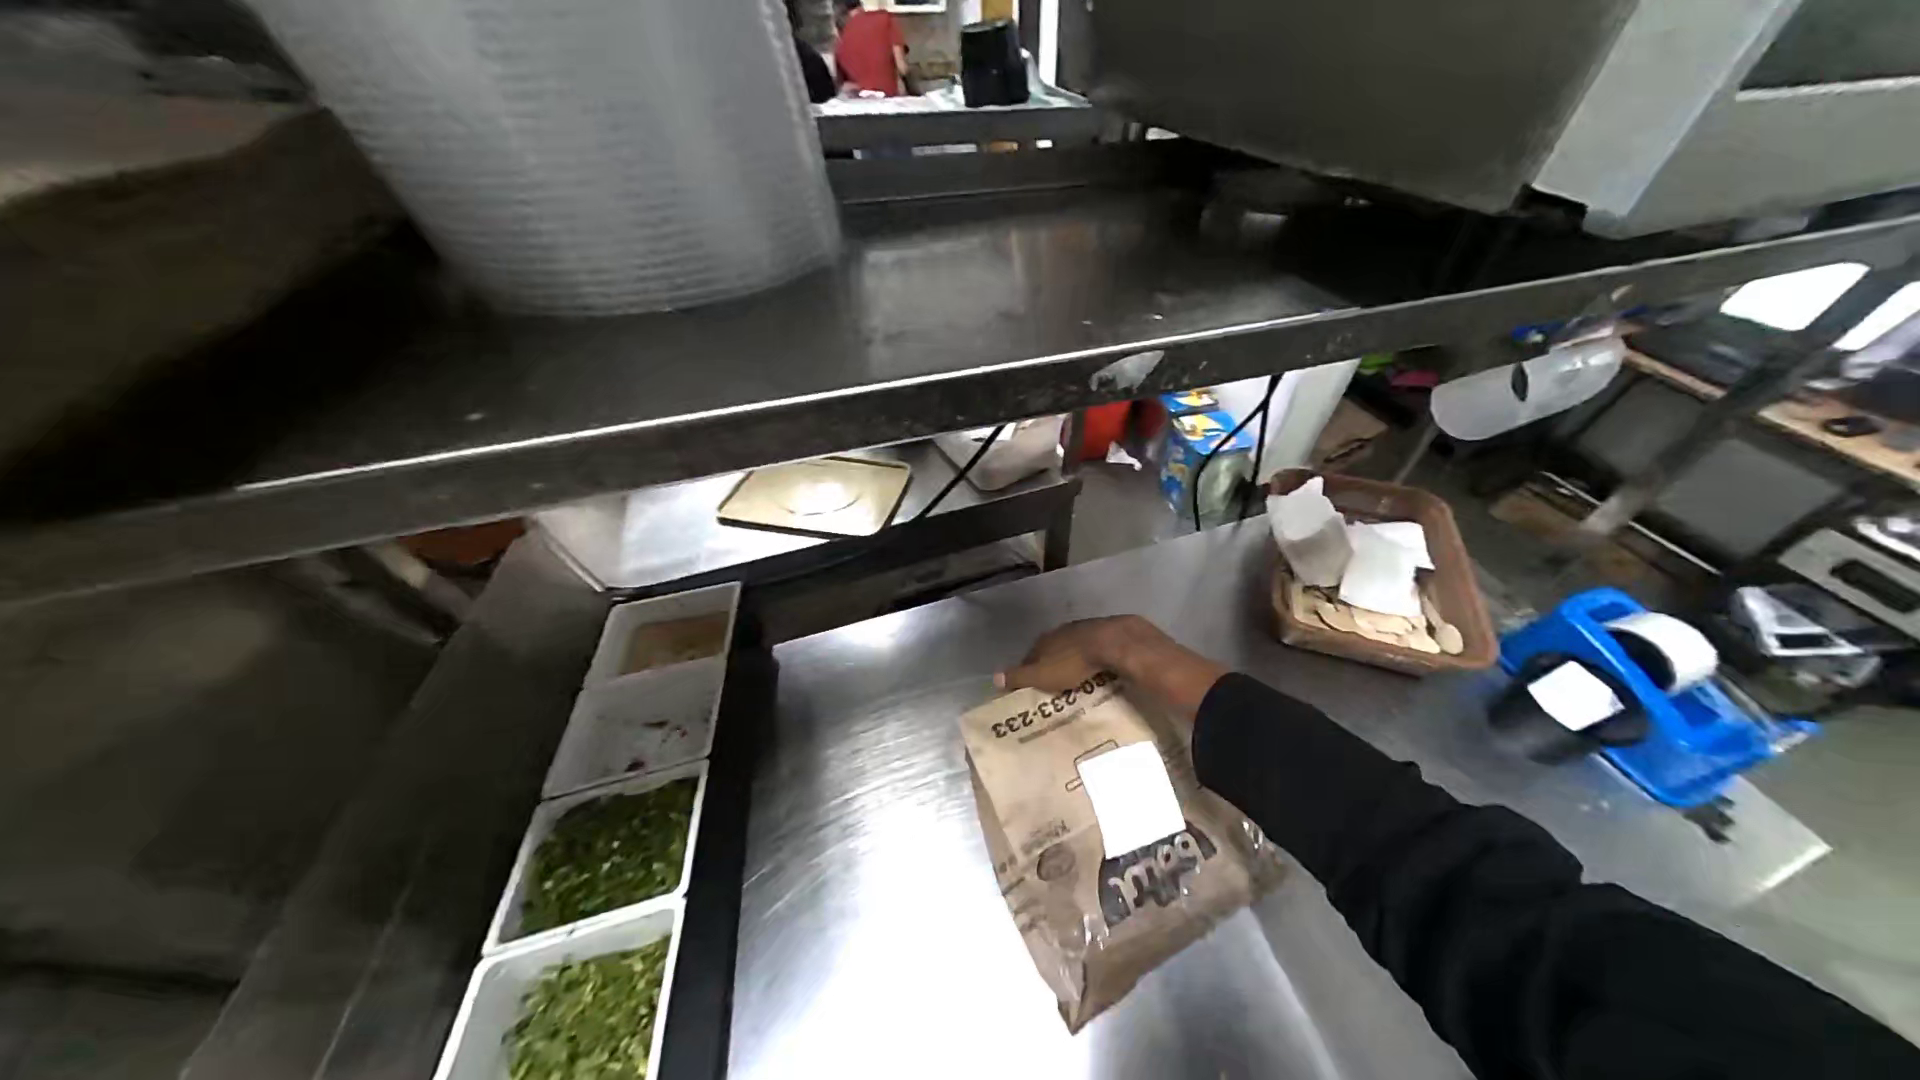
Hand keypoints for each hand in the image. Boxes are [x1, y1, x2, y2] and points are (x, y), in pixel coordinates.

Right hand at [997, 616, 1142, 692]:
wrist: (1111, 643)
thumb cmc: (1072, 663)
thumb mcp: (1040, 675)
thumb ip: (1018, 676)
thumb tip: (994, 677)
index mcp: (1042, 641)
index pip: (1029, 658)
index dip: (1028, 673)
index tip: (1031, 689)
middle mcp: (1058, 632)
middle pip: (1050, 652)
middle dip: (1051, 667)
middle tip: (1055, 687)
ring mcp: (1081, 629)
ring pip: (1070, 649)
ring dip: (1070, 662)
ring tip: (1076, 680)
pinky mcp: (1102, 632)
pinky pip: (1090, 649)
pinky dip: (1089, 659)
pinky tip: (1095, 669)